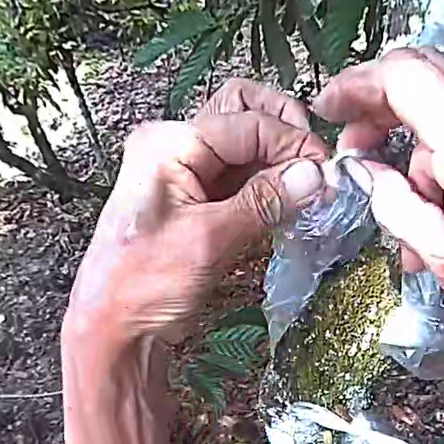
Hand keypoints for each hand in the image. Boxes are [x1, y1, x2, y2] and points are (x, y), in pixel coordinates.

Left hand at [63, 80, 326, 443]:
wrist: (117, 329)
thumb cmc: (145, 284)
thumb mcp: (208, 240)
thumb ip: (263, 203)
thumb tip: (316, 176)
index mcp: (169, 144)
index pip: (246, 123)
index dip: (291, 143)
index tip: (326, 172)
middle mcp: (178, 147)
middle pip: (243, 114)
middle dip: (286, 132)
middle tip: (317, 166)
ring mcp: (189, 173)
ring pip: (247, 146)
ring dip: (281, 160)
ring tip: (311, 187)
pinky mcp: (201, 201)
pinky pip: (244, 179)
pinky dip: (271, 185)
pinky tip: (292, 203)